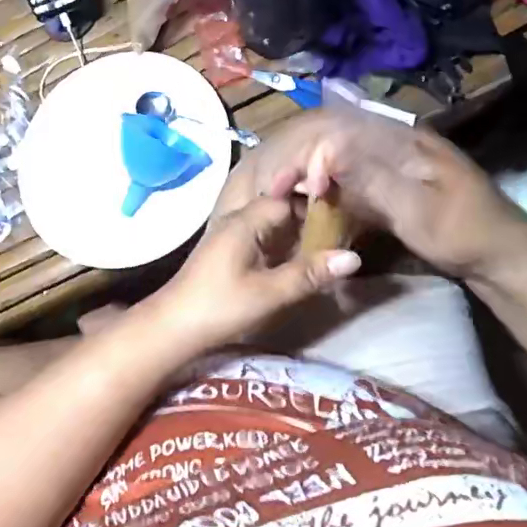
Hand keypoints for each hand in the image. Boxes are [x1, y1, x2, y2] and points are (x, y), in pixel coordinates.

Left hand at [144, 196, 359, 350]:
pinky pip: (260, 239)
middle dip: (307, 220)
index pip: (287, 200)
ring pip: (269, 226)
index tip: (343, 218)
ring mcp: (229, 236)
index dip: (314, 206)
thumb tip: (354, 257)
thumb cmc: (221, 305)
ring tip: (325, 249)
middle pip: (279, 210)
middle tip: (340, 235)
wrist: (173, 326)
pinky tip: (296, 263)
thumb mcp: (270, 292)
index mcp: (245, 221)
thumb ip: (310, 273)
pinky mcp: (226, 253)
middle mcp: (236, 220)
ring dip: (294, 235)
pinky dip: (280, 246)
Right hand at [214, 109, 526, 283]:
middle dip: (297, 159)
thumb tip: (326, 152)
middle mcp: (390, 138)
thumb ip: (373, 180)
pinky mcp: (387, 180)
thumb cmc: (467, 233)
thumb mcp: (422, 210)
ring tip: (279, 192)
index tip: (289, 186)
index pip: (340, 128)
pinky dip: (321, 185)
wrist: (504, 258)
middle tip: (272, 189)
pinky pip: (344, 173)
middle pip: (330, 134)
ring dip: (304, 170)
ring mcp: (388, 158)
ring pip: (333, 152)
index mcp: (402, 136)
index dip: (308, 154)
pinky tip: (304, 199)